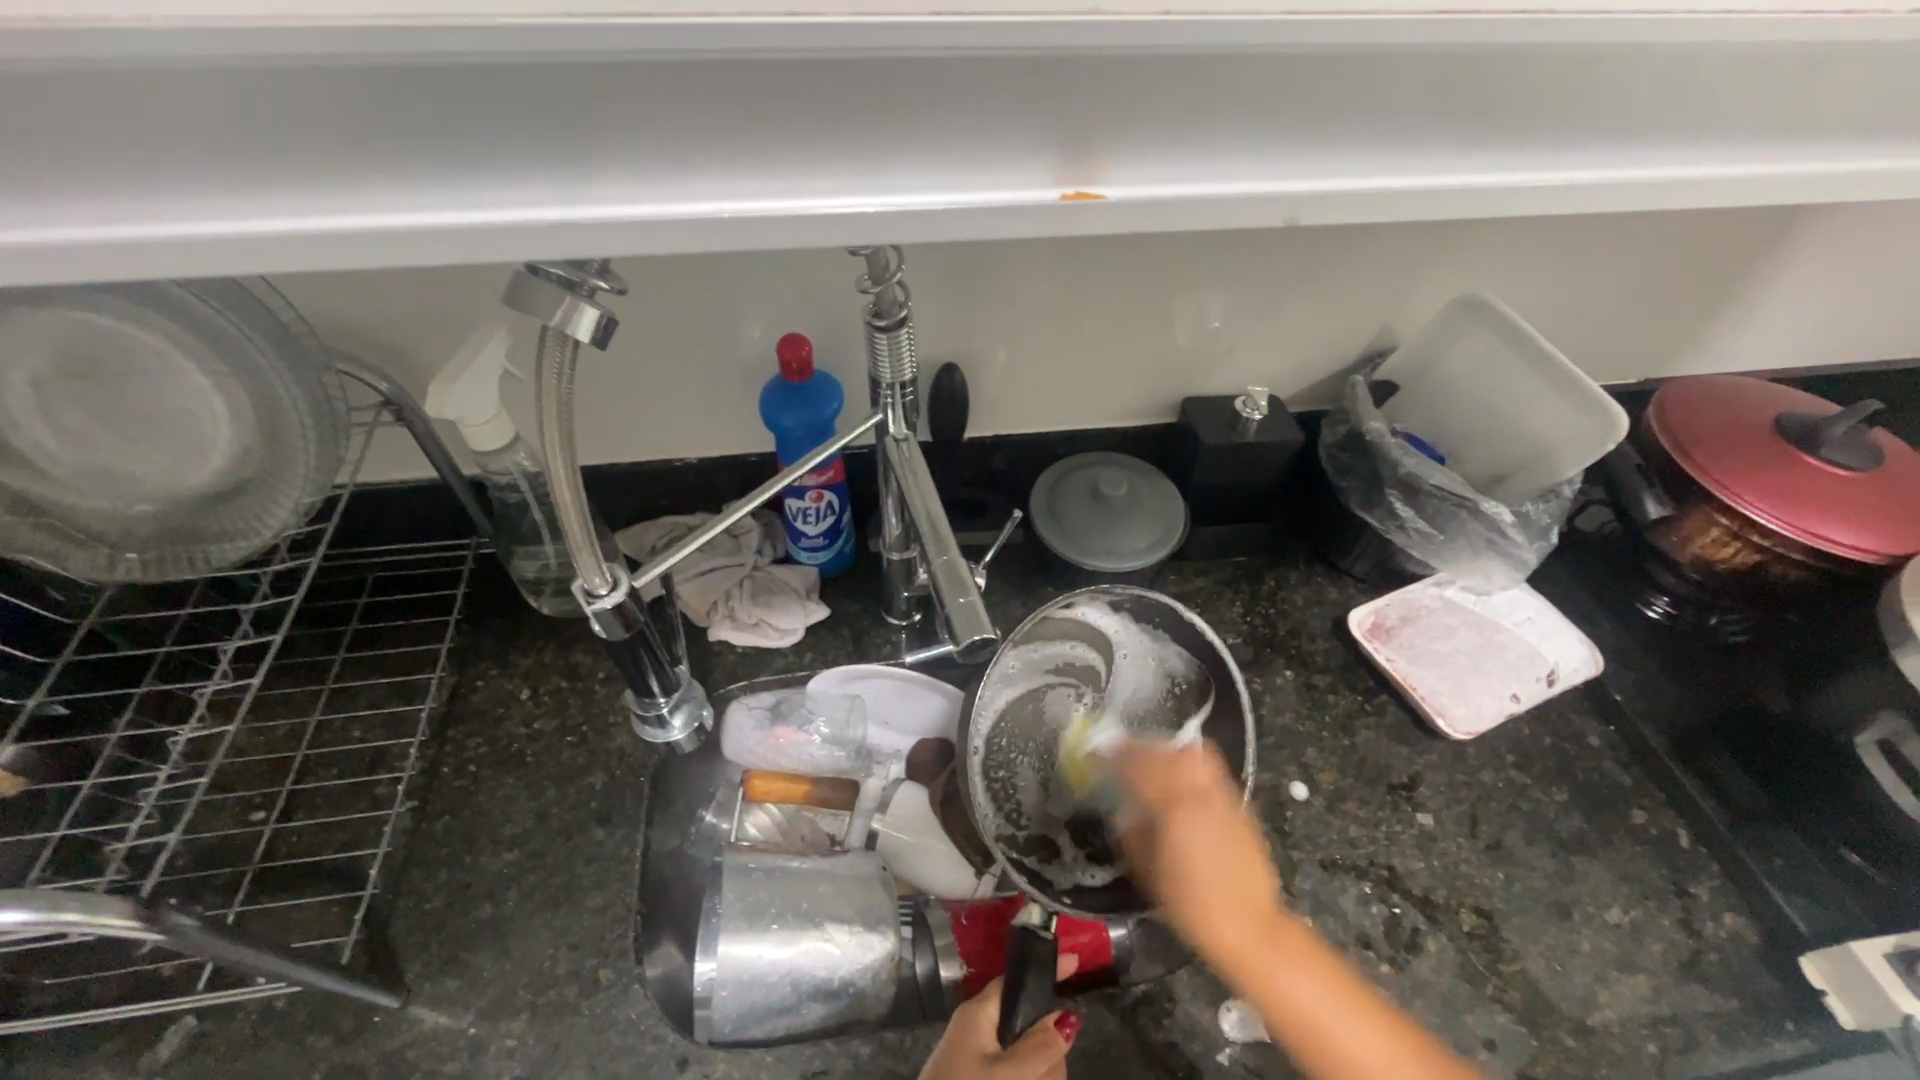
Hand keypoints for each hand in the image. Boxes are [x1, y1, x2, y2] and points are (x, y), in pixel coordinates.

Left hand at [918, 955, 1081, 1079]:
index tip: (1076, 961)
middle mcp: (980, 1028)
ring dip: (1040, 1073)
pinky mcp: (983, 1076)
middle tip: (1047, 1075)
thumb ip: (1039, 1047)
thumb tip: (1068, 1016)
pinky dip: (1028, 1079)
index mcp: (980, 1012)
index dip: (1044, 972)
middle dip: (1047, 1048)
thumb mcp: (1006, 1074)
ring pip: (1028, 1053)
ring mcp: (982, 1056)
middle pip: (1030, 1023)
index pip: (1016, 980)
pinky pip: (1017, 1072)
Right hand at [1110, 741, 1284, 972]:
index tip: (1099, 755)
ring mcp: (1225, 798)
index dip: (1116, 756)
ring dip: (1170, 752)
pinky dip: (1191, 768)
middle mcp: (1201, 794)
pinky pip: (1212, 773)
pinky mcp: (1241, 808)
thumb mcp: (1149, 874)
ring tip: (1154, 764)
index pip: (1140, 766)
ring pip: (1196, 755)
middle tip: (1125, 756)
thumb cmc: (1191, 907)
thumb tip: (1121, 813)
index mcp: (1174, 808)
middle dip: (1143, 748)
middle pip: (1169, 752)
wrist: (1250, 928)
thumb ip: (1132, 835)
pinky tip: (1182, 785)